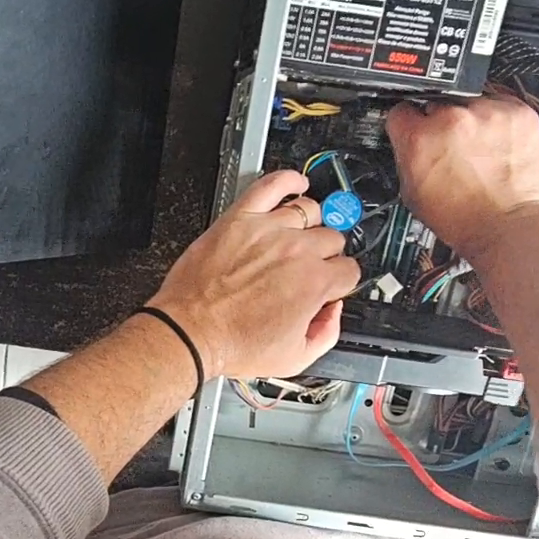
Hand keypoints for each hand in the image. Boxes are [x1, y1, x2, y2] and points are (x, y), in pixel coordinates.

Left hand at [146, 170, 361, 379]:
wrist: (190, 332)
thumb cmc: (231, 343)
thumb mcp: (293, 359)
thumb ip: (326, 334)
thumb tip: (332, 313)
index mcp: (313, 283)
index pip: (349, 270)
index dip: (340, 281)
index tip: (328, 285)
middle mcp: (295, 251)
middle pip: (332, 237)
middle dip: (326, 254)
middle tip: (310, 266)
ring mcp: (268, 230)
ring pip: (309, 209)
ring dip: (311, 223)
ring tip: (300, 236)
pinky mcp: (240, 219)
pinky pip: (271, 185)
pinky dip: (288, 180)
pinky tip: (295, 185)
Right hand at [386, 97, 538, 264]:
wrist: (508, 224)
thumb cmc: (464, 218)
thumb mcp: (413, 194)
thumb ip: (407, 158)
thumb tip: (408, 144)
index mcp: (419, 140)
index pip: (400, 111)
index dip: (406, 122)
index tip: (412, 127)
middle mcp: (451, 120)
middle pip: (435, 105)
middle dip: (439, 124)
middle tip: (451, 150)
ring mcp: (486, 112)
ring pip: (469, 103)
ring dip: (471, 121)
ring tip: (478, 151)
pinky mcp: (517, 111)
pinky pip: (501, 105)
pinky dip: (498, 122)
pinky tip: (497, 147)